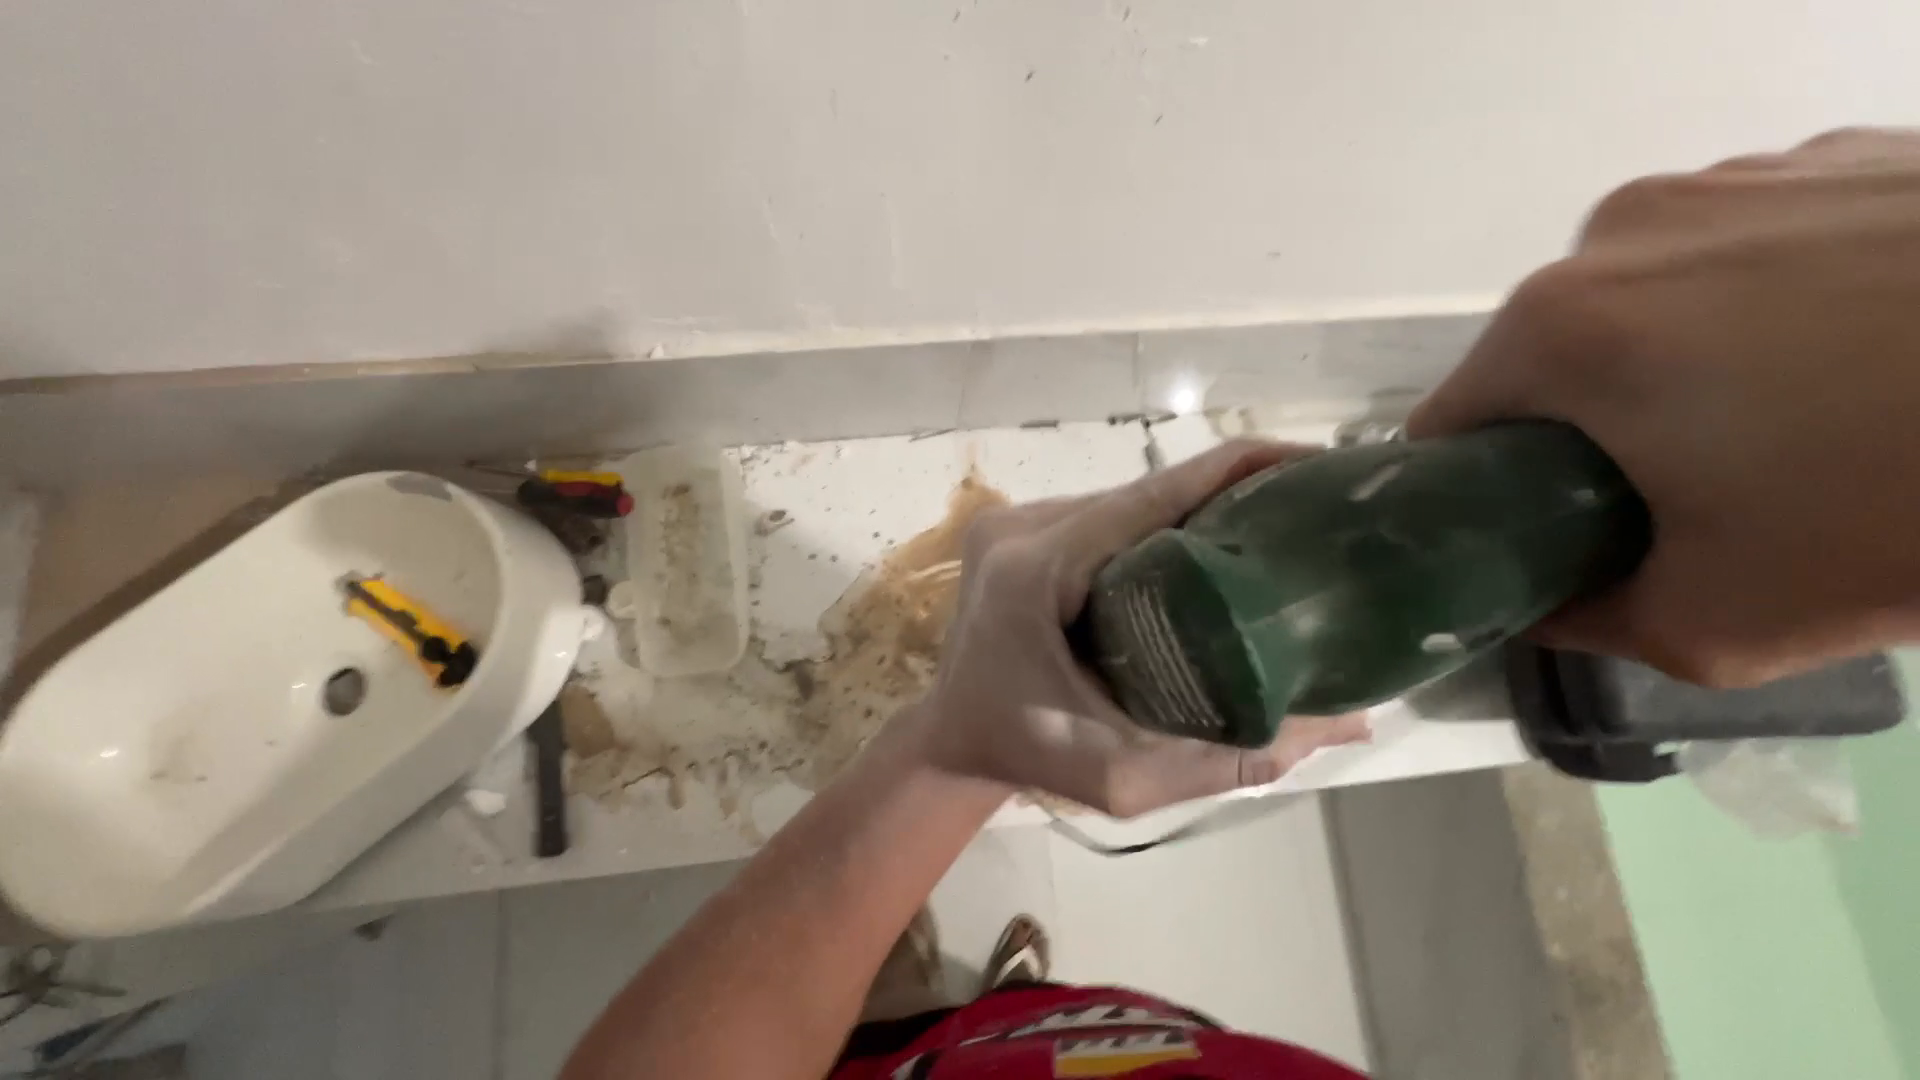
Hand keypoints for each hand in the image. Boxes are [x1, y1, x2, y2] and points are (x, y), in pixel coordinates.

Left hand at [904, 439, 1369, 817]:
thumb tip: (1351, 723)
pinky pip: (1103, 515)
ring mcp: (1014, 523)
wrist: (949, 740)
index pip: (1152, 497)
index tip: (1315, 467)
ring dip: (1194, 507)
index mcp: (1034, 572)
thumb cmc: (1028, 760)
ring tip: (1271, 525)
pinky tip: (1206, 544)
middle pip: (1143, 492)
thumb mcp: (1127, 776)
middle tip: (1309, 511)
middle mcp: (1021, 528)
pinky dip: (1157, 523)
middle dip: (1229, 492)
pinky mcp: (1018, 531)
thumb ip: (1234, 757)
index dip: (1239, 470)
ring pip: (1125, 499)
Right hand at [1409, 127, 1919, 686]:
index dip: (1473, 489)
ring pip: (1632, 301)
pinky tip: (1855, 346)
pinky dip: (1754, 303)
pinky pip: (1732, 251)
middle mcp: (1610, 234)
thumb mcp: (1713, 625)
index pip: (1445, 425)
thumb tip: (1534, 603)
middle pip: (1537, 361)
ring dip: (1664, 359)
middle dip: (1577, 423)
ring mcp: (1726, 179)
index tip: (1538, 530)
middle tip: (1677, 485)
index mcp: (1553, 330)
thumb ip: (1580, 620)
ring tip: (1782, 412)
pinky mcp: (1833, 154)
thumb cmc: (1910, 503)